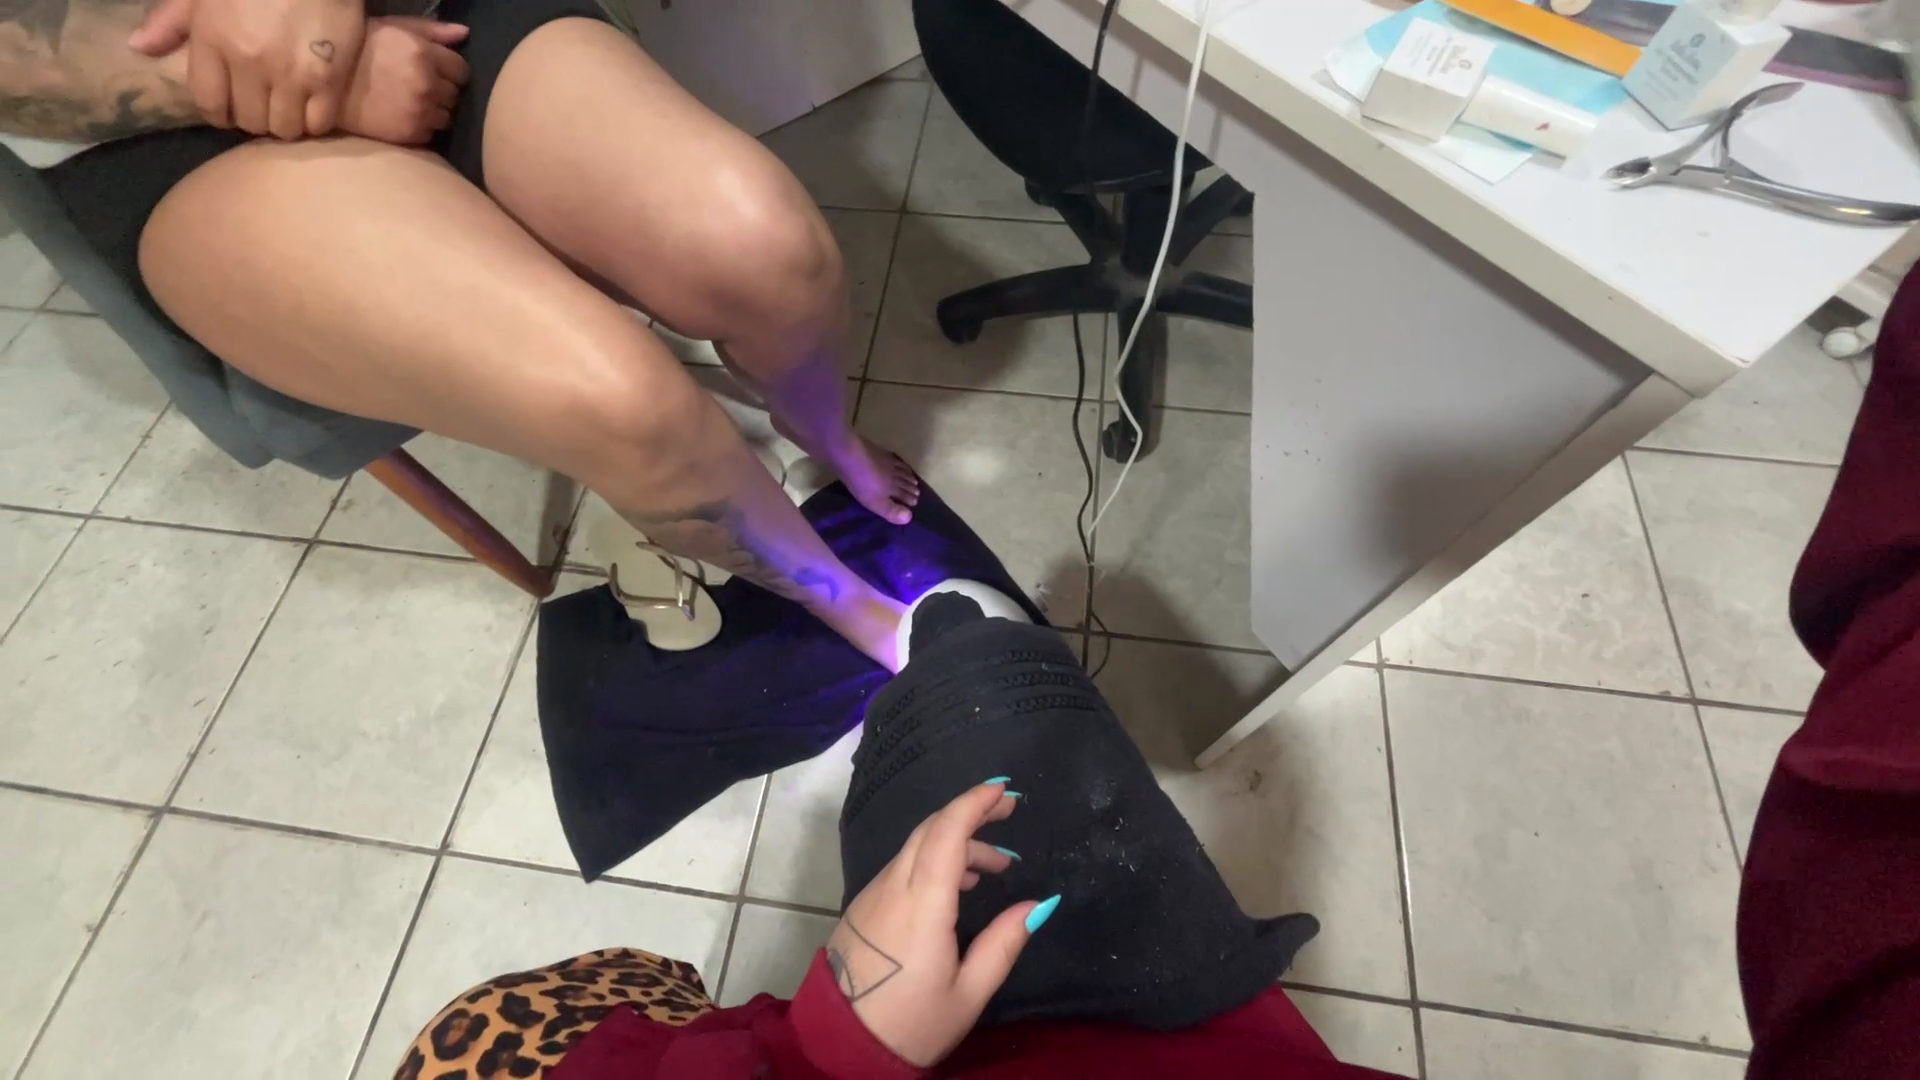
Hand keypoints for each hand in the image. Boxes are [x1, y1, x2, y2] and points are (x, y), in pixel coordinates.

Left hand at [128, 0, 367, 138]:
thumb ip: (171, 19)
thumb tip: (139, 47)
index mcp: (214, 39)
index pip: (208, 99)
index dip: (217, 114)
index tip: (226, 113)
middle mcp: (251, 63)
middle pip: (250, 120)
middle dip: (251, 119)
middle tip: (258, 110)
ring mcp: (294, 76)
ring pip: (285, 128)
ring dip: (283, 125)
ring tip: (285, 111)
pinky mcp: (330, 83)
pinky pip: (318, 124)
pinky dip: (312, 123)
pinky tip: (310, 109)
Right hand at [337, 18, 467, 145]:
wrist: (322, 81)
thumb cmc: (356, 48)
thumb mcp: (389, 28)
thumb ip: (429, 30)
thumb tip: (464, 33)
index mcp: (421, 52)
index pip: (462, 70)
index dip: (450, 71)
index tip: (435, 71)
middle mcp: (426, 83)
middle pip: (455, 94)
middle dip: (441, 90)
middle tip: (417, 85)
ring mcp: (421, 110)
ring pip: (447, 116)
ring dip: (435, 110)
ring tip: (410, 101)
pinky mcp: (414, 132)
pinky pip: (432, 132)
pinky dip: (422, 125)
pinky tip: (402, 114)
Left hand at [827, 780, 1059, 1067]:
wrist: (838, 1046)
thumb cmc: (910, 1023)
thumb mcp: (968, 993)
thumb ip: (1003, 943)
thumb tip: (1039, 904)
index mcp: (923, 901)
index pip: (948, 830)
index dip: (975, 802)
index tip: (1003, 788)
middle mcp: (895, 884)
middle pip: (933, 827)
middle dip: (972, 810)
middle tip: (1009, 810)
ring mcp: (875, 891)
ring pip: (918, 845)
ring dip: (957, 840)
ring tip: (995, 866)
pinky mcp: (865, 904)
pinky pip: (905, 864)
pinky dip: (936, 858)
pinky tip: (959, 884)